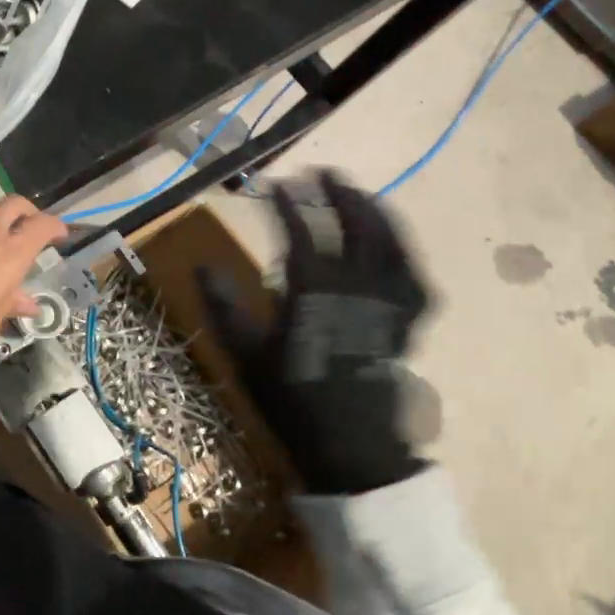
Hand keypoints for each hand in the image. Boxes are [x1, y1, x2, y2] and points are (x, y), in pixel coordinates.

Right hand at [198, 170, 429, 494]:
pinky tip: (391, 240)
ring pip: (391, 238)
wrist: (351, 442)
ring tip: (355, 192)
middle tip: (319, 173)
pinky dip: (401, 245)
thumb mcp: (244, 354)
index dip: (286, 205)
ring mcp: (392, 298)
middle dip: (336, 193)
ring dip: (372, 209)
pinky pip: (412, 268)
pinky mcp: (410, 315)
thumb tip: (202, 265)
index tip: (272, 186)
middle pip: (354, 223)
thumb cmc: (290, 397)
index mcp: (314, 291)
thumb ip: (224, 306)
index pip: (300, 231)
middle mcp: (358, 284)